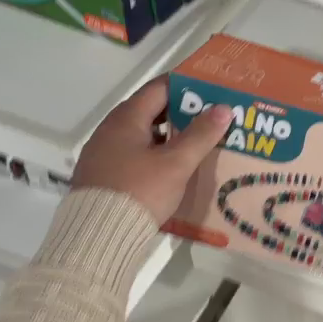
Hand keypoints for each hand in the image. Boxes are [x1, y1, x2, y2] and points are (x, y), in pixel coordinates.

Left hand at [71, 80, 232, 224]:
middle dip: (183, 111)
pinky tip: (174, 166)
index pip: (160, 88)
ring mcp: (104, 153)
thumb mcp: (176, 163)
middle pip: (151, 110)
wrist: (99, 235)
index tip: (212, 89)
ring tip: (199, 141)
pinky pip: (135, 153)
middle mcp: (110, 129)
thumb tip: (224, 108)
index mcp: (126, 119)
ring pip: (144, 134)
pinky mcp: (104, 174)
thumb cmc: (140, 191)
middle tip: (213, 116)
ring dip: (171, 134)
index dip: (187, 86)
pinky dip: (157, 152)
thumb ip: (201, 134)